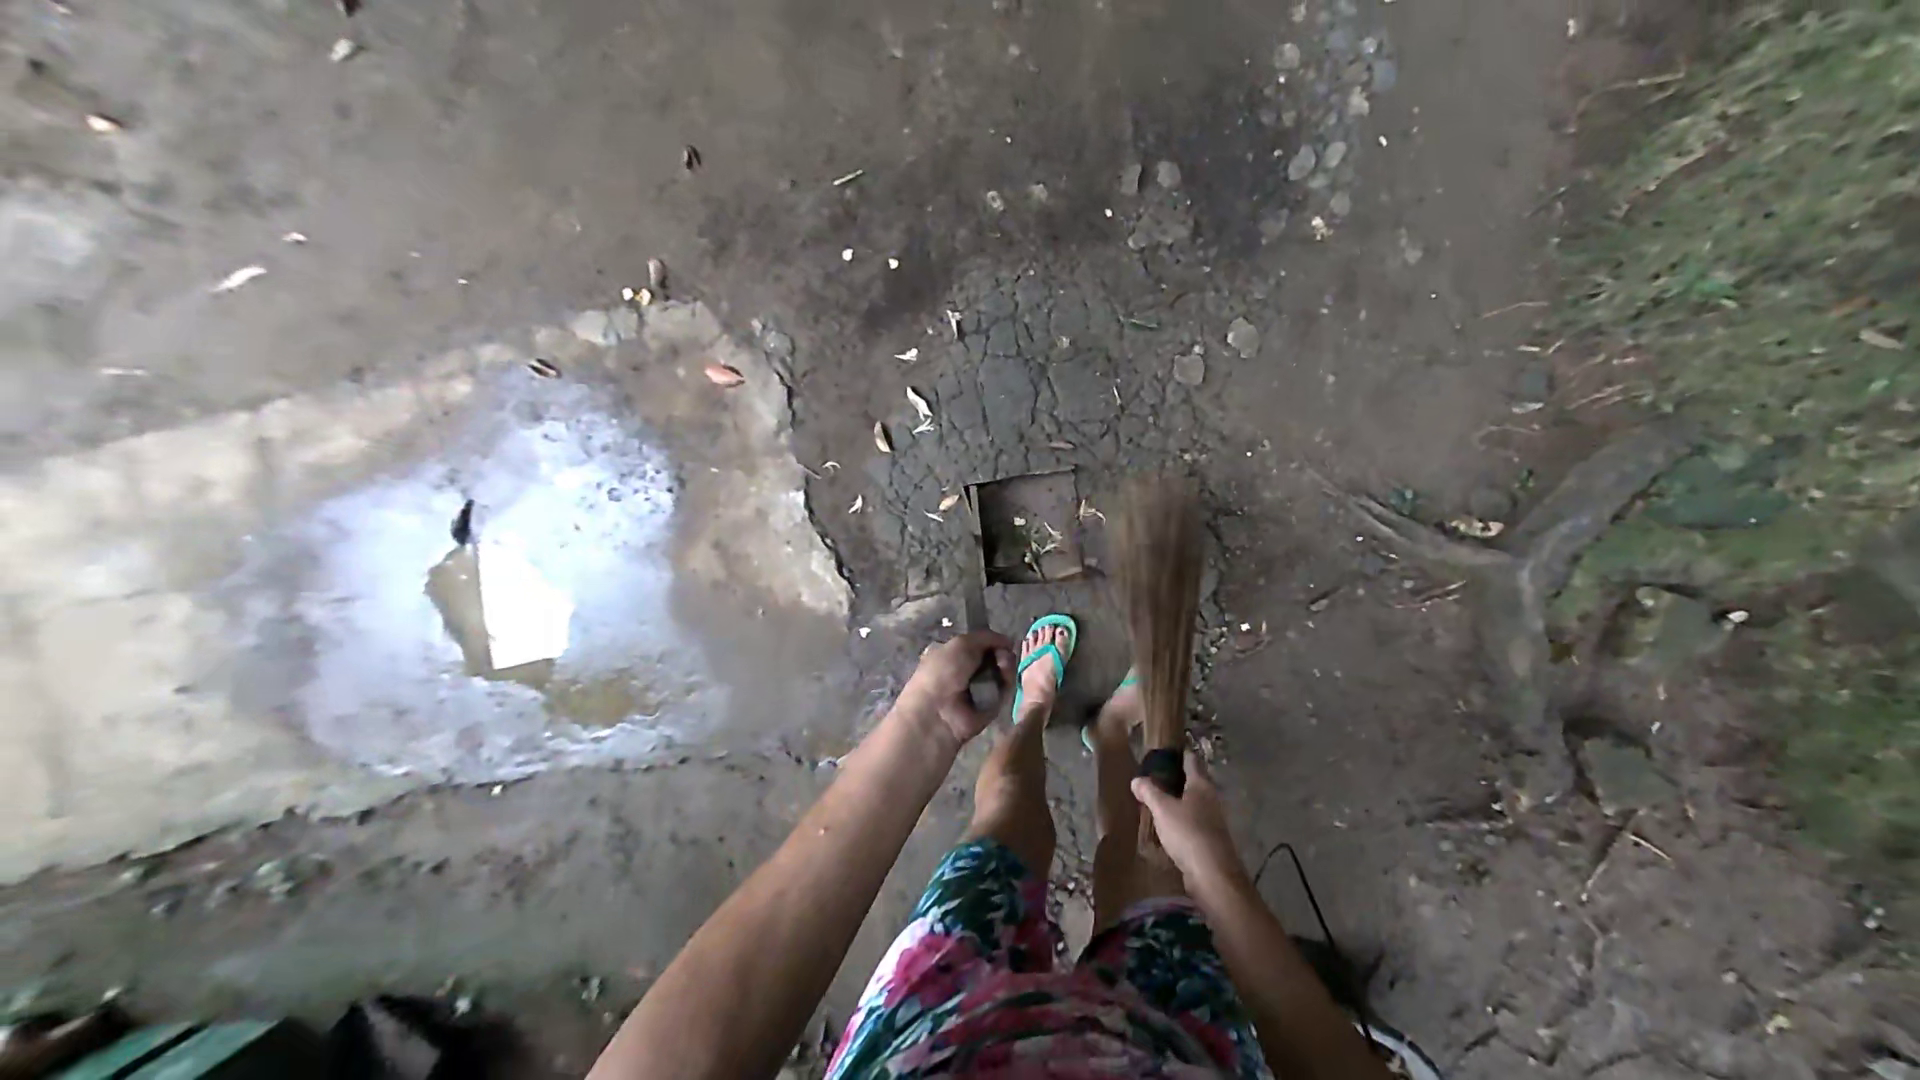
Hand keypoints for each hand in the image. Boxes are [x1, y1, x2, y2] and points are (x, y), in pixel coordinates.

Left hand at [894, 631, 1016, 746]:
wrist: (938, 712)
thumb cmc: (943, 672)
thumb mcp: (961, 643)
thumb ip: (986, 637)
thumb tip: (1008, 640)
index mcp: (951, 654)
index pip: (978, 644)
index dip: (990, 640)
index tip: (999, 640)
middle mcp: (965, 670)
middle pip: (993, 656)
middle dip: (1001, 652)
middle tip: (1002, 654)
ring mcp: (979, 688)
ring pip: (1002, 671)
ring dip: (1006, 665)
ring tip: (1002, 666)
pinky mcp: (992, 704)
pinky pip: (1005, 688)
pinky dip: (1007, 681)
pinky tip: (1004, 676)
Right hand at [1131, 752, 1248, 891]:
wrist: (1213, 876)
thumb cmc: (1188, 834)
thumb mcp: (1162, 809)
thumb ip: (1149, 792)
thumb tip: (1137, 780)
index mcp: (1201, 785)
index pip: (1191, 760)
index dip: (1178, 753)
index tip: (1162, 750)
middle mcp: (1210, 799)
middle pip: (1192, 781)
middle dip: (1173, 778)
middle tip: (1150, 777)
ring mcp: (1212, 820)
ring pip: (1191, 803)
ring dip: (1175, 801)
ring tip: (1153, 801)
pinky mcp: (1209, 840)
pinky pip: (1190, 822)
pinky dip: (1178, 820)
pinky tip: (1163, 827)